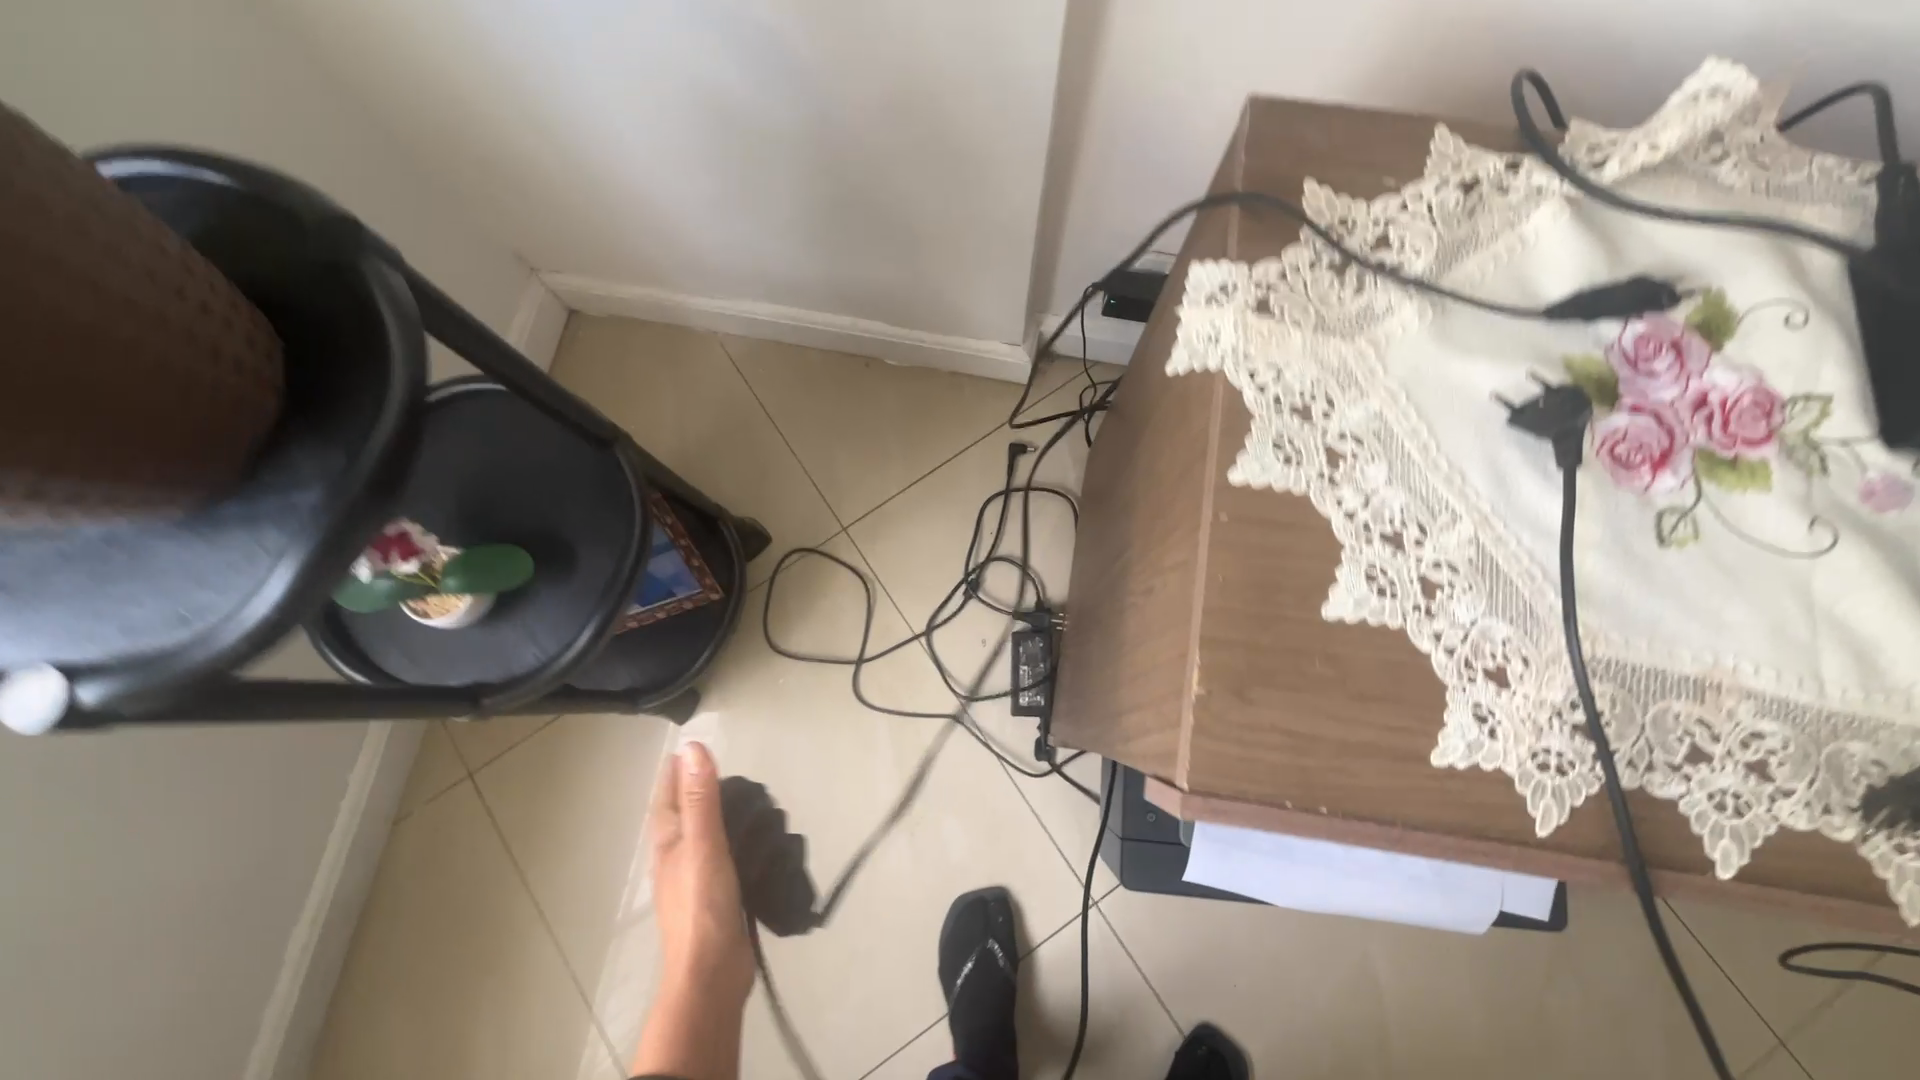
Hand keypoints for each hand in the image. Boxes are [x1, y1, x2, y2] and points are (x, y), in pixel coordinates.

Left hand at [649, 743, 753, 1006]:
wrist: (709, 972)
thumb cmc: (701, 905)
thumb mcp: (703, 843)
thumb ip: (700, 798)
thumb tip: (692, 748)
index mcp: (667, 843)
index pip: (666, 797)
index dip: (673, 772)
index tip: (686, 748)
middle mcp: (675, 858)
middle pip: (679, 816)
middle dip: (691, 791)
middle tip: (718, 768)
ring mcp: (693, 880)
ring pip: (698, 837)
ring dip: (711, 815)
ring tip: (736, 799)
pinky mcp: (715, 897)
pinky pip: (719, 857)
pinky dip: (729, 842)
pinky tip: (747, 844)